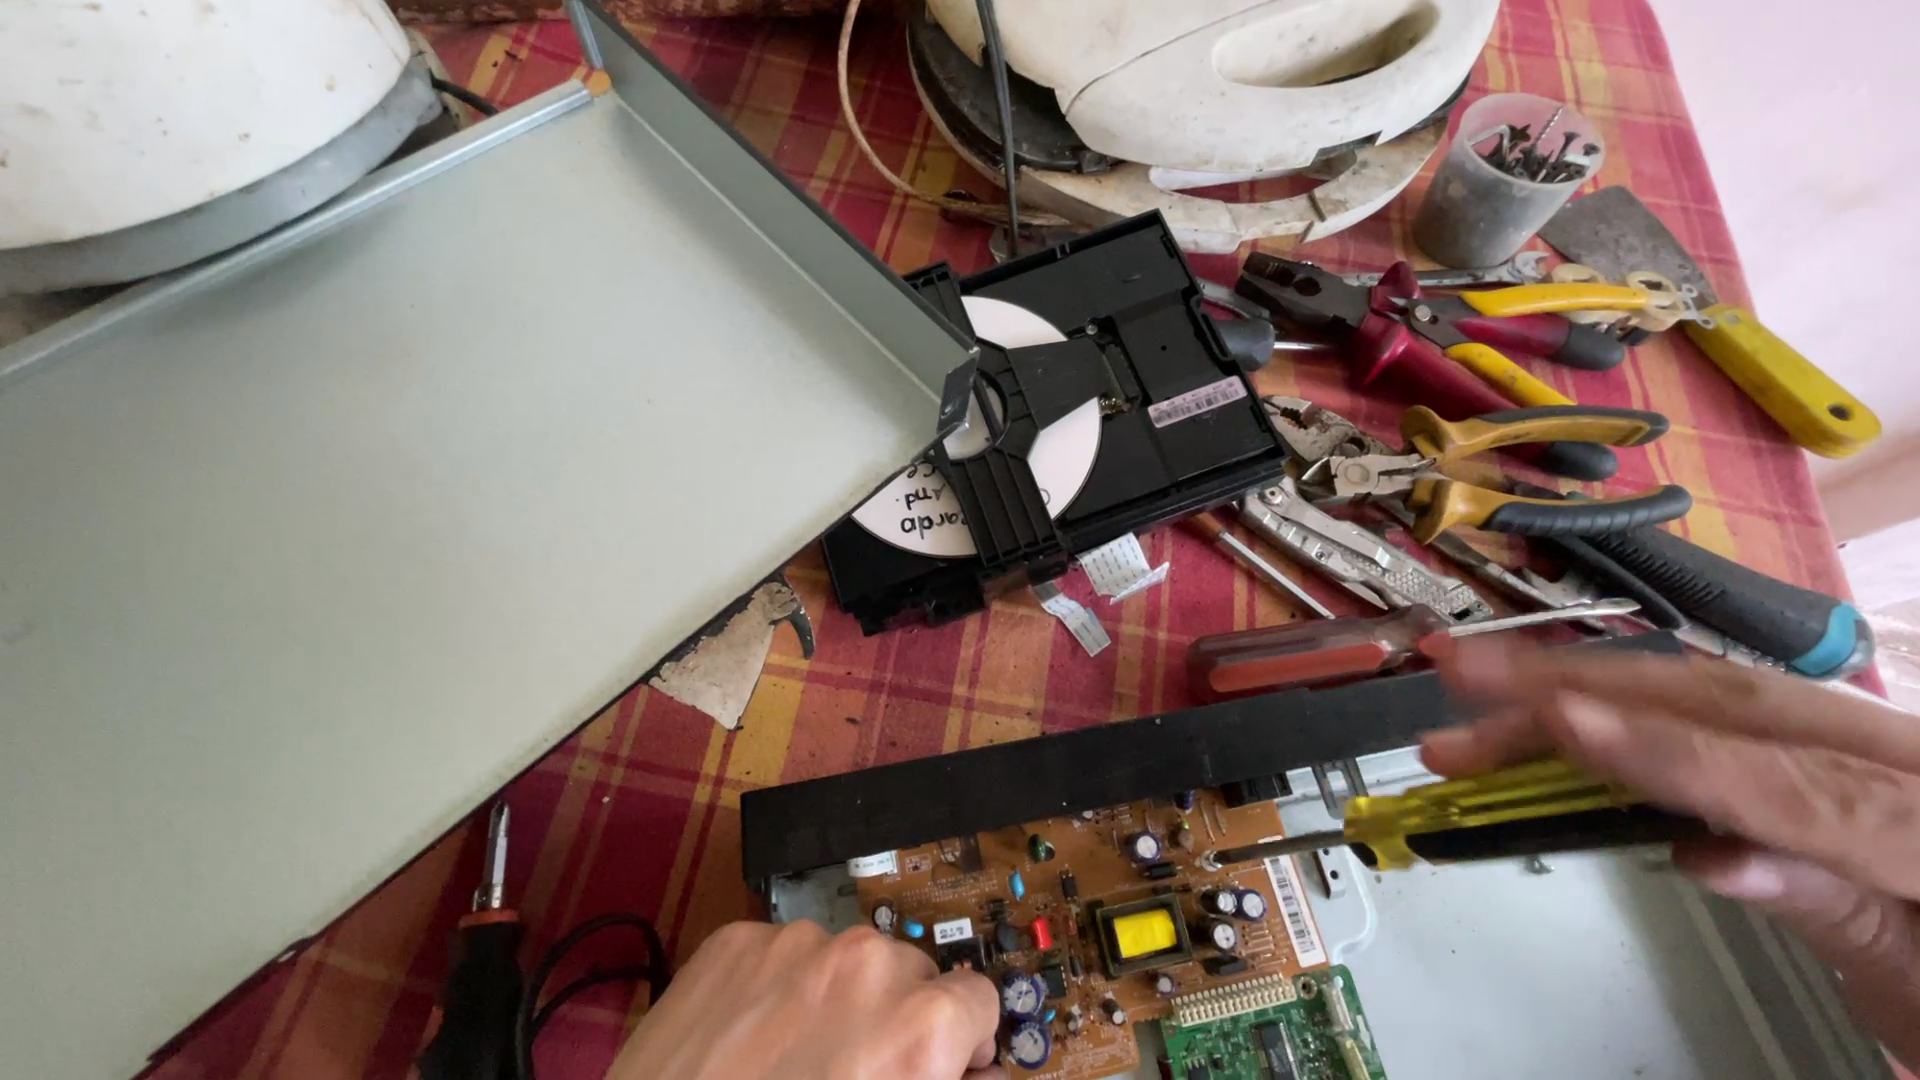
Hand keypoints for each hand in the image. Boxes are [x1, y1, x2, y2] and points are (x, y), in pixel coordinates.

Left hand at [607, 919, 1002, 1079]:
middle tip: (853, 1071)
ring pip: (845, 954)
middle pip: (910, 970)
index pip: (977, 999)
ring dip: (836, 994)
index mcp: (917, 1025)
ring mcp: (792, 943)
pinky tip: (748, 1039)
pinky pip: (781, 950)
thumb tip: (975, 1071)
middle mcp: (864, 963)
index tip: (941, 1062)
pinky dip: (778, 984)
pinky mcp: (733, 940)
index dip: (962, 1039)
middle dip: (895, 1014)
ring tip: (793, 1055)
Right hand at [1422, 641, 1918, 1069]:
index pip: (1809, 791)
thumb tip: (1710, 858)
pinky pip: (1695, 704)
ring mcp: (1848, 733)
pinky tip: (1536, 693)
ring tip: (1465, 677)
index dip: (1677, 757)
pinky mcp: (1797, 734)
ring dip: (1568, 684)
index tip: (1564, 724)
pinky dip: (1604, 696)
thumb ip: (1835, 909)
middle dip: (1580, 685)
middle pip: (1726, 707)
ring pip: (1699, 690)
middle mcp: (1899, 755)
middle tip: (1459, 672)